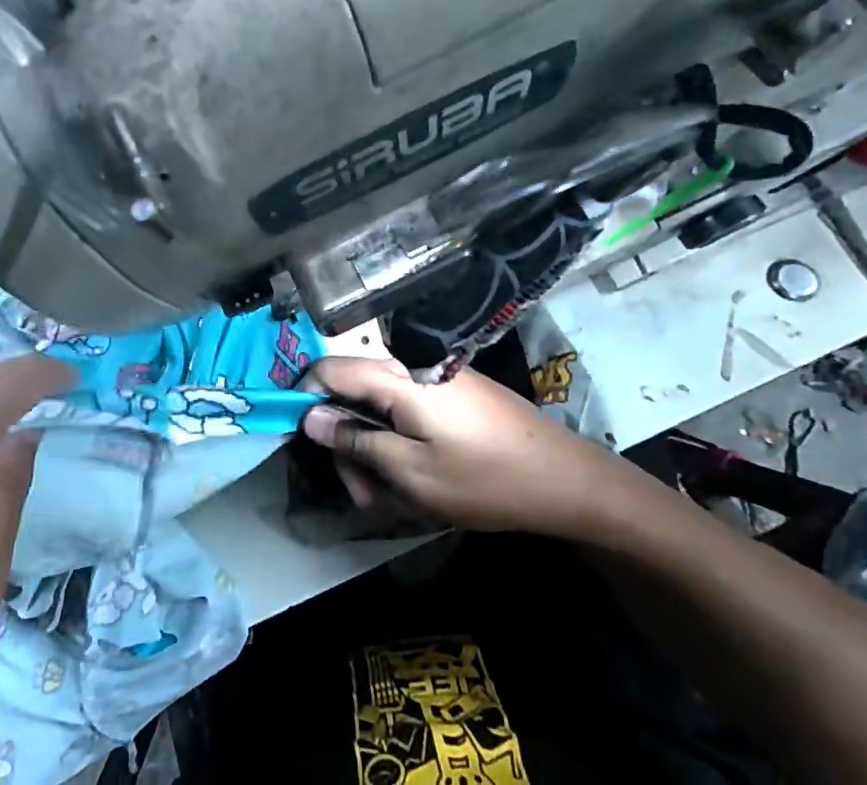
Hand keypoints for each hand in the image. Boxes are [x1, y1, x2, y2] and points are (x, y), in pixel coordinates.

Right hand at [300, 357, 641, 538]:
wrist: (563, 478)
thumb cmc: (483, 479)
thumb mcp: (410, 471)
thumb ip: (355, 439)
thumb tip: (308, 415)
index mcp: (401, 376)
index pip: (330, 368)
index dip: (305, 400)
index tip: (303, 442)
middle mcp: (415, 367)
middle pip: (355, 392)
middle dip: (347, 443)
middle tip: (362, 495)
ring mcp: (437, 380)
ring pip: (381, 408)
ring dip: (374, 451)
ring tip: (388, 500)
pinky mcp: (453, 395)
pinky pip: (408, 412)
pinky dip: (399, 444)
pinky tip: (411, 480)